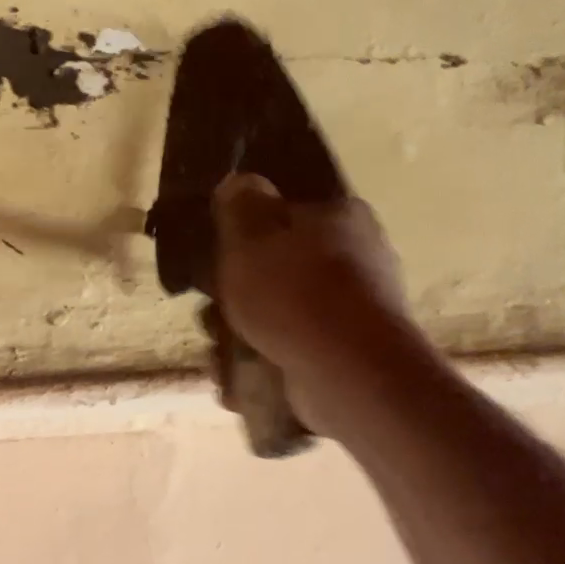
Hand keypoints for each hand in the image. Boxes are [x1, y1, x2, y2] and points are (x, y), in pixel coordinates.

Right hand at [211, 173, 427, 433]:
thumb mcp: (251, 238)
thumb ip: (241, 206)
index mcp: (339, 216)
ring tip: (219, 356)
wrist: (346, 370)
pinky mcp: (342, 353)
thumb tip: (240, 181)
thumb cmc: (293, 294)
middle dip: (235, 296)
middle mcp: (355, 257)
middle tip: (210, 314)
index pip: (285, 214)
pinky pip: (286, 353)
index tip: (215, 258)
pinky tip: (238, 382)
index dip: (244, 235)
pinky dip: (258, 367)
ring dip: (239, 337)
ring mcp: (351, 309)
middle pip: (276, 270)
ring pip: (276, 316)